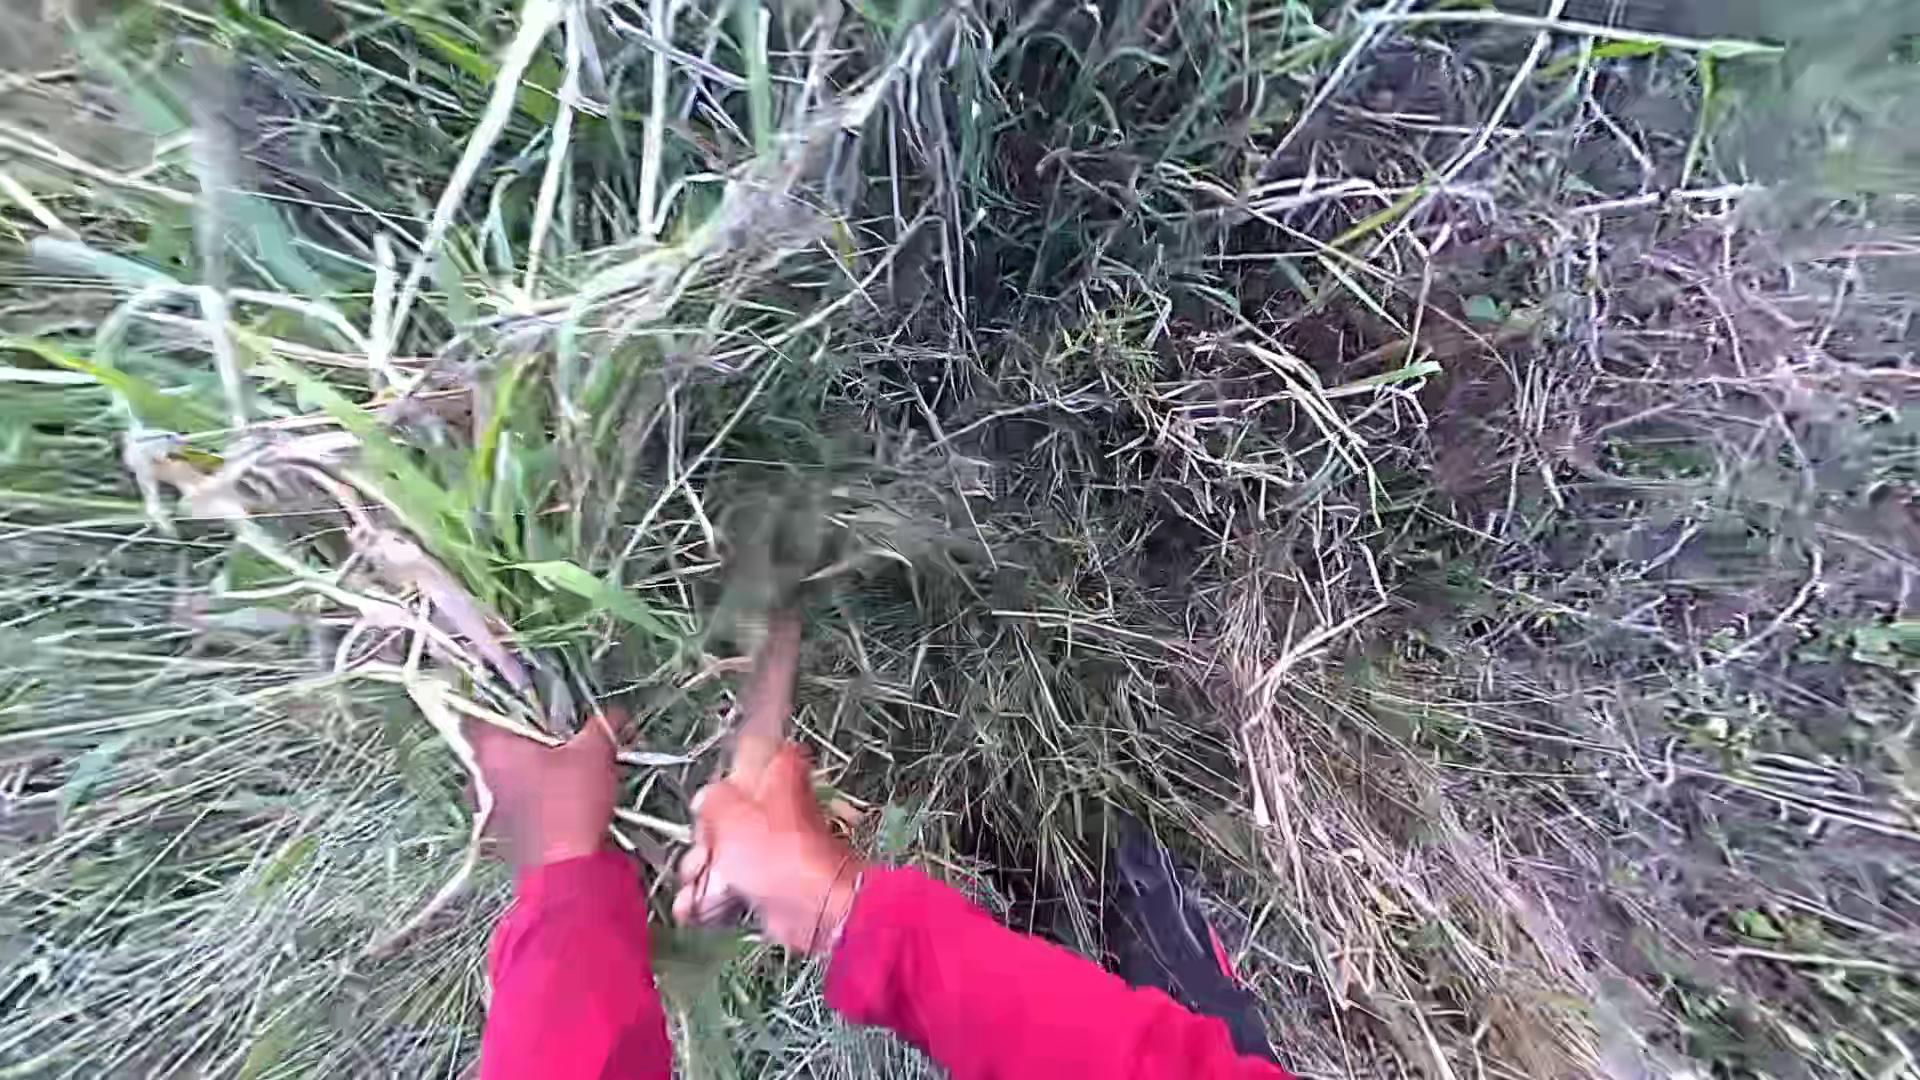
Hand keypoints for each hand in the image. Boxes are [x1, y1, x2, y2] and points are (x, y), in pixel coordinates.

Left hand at [469, 713, 619, 871]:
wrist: (565, 865)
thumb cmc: (571, 799)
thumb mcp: (596, 750)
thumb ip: (603, 724)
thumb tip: (614, 711)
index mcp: (494, 751)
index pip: (476, 714)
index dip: (494, 698)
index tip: (520, 690)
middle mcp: (482, 775)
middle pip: (496, 740)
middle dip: (526, 728)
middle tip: (558, 719)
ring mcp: (490, 803)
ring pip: (508, 766)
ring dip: (534, 755)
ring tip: (569, 749)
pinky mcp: (505, 823)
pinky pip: (518, 788)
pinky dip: (537, 778)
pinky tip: (567, 778)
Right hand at [673, 742, 862, 953]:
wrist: (809, 904)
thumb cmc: (776, 850)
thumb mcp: (731, 814)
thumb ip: (712, 799)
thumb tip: (706, 798)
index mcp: (780, 772)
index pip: (754, 753)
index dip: (729, 773)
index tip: (715, 792)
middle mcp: (777, 803)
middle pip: (725, 809)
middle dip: (706, 834)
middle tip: (708, 846)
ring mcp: (771, 843)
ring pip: (721, 849)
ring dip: (703, 870)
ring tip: (705, 883)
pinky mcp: (765, 879)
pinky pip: (727, 882)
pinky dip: (711, 897)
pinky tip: (699, 907)